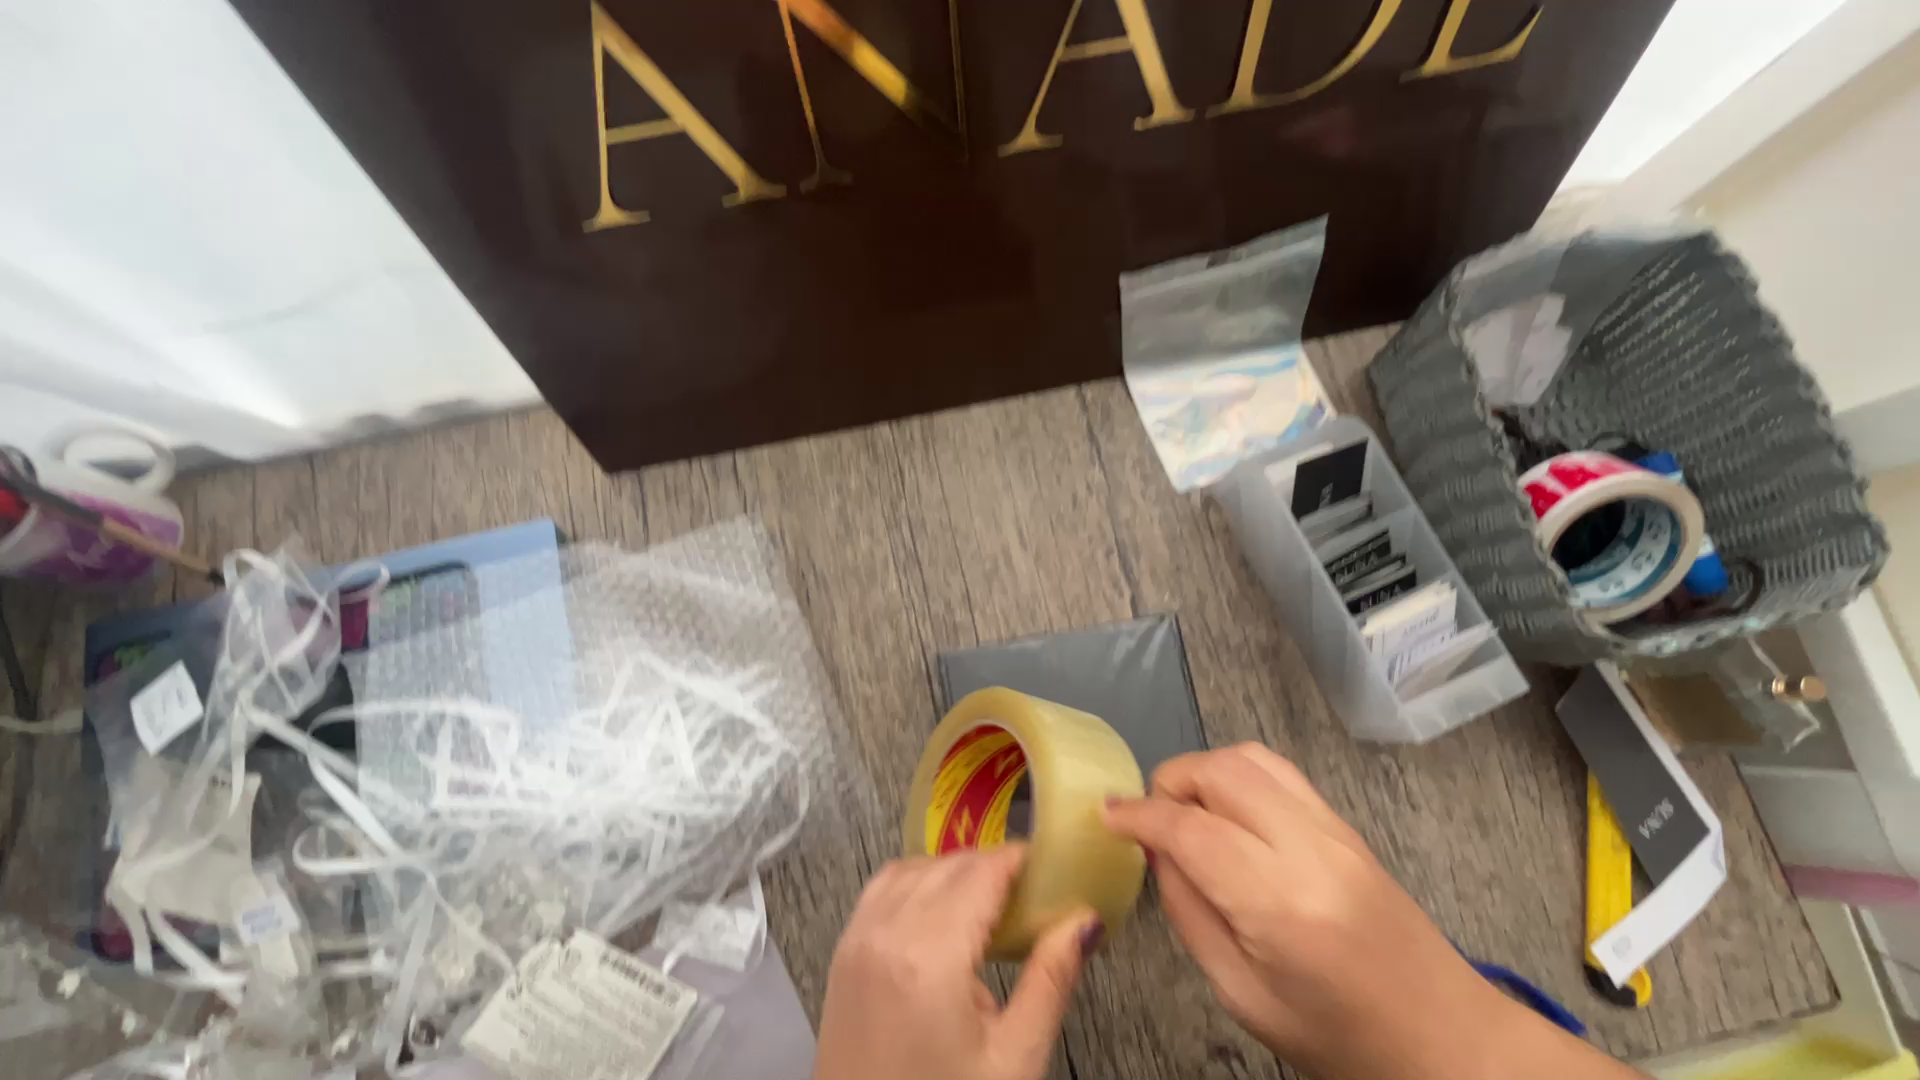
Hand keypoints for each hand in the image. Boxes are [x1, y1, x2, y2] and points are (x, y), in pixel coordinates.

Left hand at [813, 844, 1101, 1079]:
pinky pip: (882, 888)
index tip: (1050, 867)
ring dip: (953, 871)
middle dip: (992, 867)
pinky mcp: (842, 953)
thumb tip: (1085, 921)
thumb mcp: (1013, 1059)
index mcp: (931, 954)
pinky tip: (940, 914)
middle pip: (950, 865)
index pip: (982, 872)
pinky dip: (916, 882)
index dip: (1019, 859)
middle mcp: (887, 931)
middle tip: (1031, 895)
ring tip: (990, 905)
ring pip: (914, 867)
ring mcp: (857, 938)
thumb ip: (1051, 979)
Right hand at [1103, 744, 1643, 1079]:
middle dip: (1169, 782)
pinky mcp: (1346, 824)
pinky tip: (1227, 812)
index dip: (1138, 815)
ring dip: (1203, 772)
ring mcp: (1335, 829)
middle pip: (1220, 772)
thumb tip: (1158, 851)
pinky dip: (1238, 775)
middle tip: (1150, 821)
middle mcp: (1309, 849)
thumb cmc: (1338, 1037)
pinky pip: (1280, 772)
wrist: (1448, 1038)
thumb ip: (1191, 914)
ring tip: (1186, 813)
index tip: (1107, 815)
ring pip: (1250, 759)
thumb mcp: (1242, 995)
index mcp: (1280, 905)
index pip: (1190, 829)